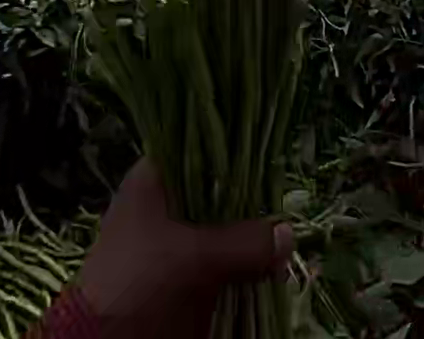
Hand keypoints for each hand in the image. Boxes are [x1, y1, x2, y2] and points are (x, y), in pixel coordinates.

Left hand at [77, 158, 293, 338]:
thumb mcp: (190, 256)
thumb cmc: (135, 279)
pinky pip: (220, 254)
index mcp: (154, 175)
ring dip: (250, 232)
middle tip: (281, 204)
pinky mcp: (181, 267)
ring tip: (281, 241)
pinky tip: (268, 266)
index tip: (267, 155)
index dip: (234, 146)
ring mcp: (173, 232)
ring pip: (223, 220)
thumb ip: (241, 242)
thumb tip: (289, 233)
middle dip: (251, 198)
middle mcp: (165, 196)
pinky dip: (241, 260)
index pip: (200, 142)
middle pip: (218, 184)